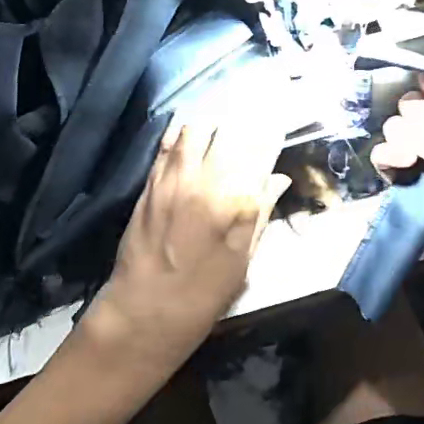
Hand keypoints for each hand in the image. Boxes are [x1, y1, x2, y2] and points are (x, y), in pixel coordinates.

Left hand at [83, 108, 290, 380]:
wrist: (144, 311)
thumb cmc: (203, 294)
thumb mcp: (244, 261)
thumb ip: (261, 214)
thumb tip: (277, 179)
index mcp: (234, 203)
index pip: (258, 150)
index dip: (270, 130)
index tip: (279, 120)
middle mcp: (203, 181)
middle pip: (228, 130)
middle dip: (245, 118)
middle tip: (255, 112)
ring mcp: (172, 179)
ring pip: (195, 129)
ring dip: (213, 121)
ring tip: (225, 120)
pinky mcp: (150, 183)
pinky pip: (168, 144)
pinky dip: (183, 131)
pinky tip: (192, 128)